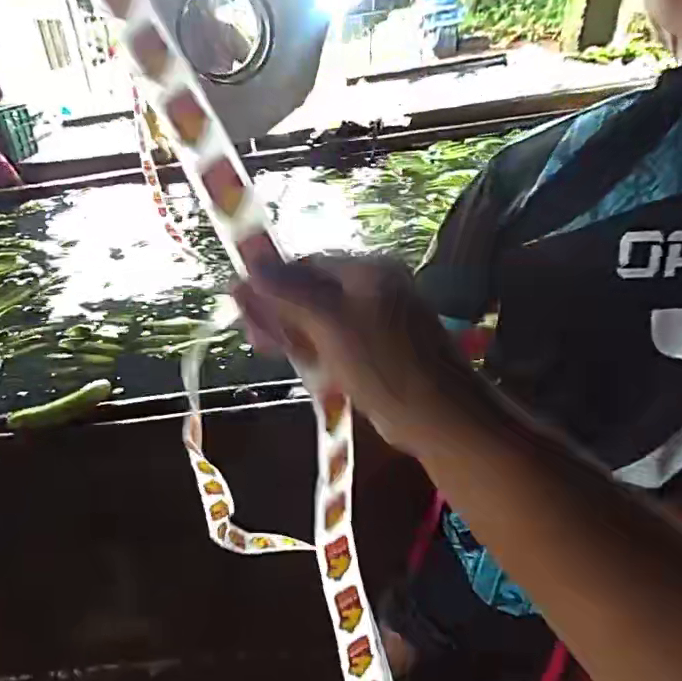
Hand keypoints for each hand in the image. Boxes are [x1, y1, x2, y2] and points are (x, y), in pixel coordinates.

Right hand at [231, 255, 484, 454]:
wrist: (438, 416)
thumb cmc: (382, 364)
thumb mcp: (329, 322)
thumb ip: (289, 292)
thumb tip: (250, 264)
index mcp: (366, 271)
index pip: (305, 265)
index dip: (270, 282)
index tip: (243, 305)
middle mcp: (371, 288)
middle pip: (309, 291)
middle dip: (277, 310)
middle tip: (254, 336)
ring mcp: (374, 319)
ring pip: (317, 318)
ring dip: (289, 331)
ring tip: (266, 349)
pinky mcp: (372, 348)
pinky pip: (331, 339)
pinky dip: (310, 347)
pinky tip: (292, 359)